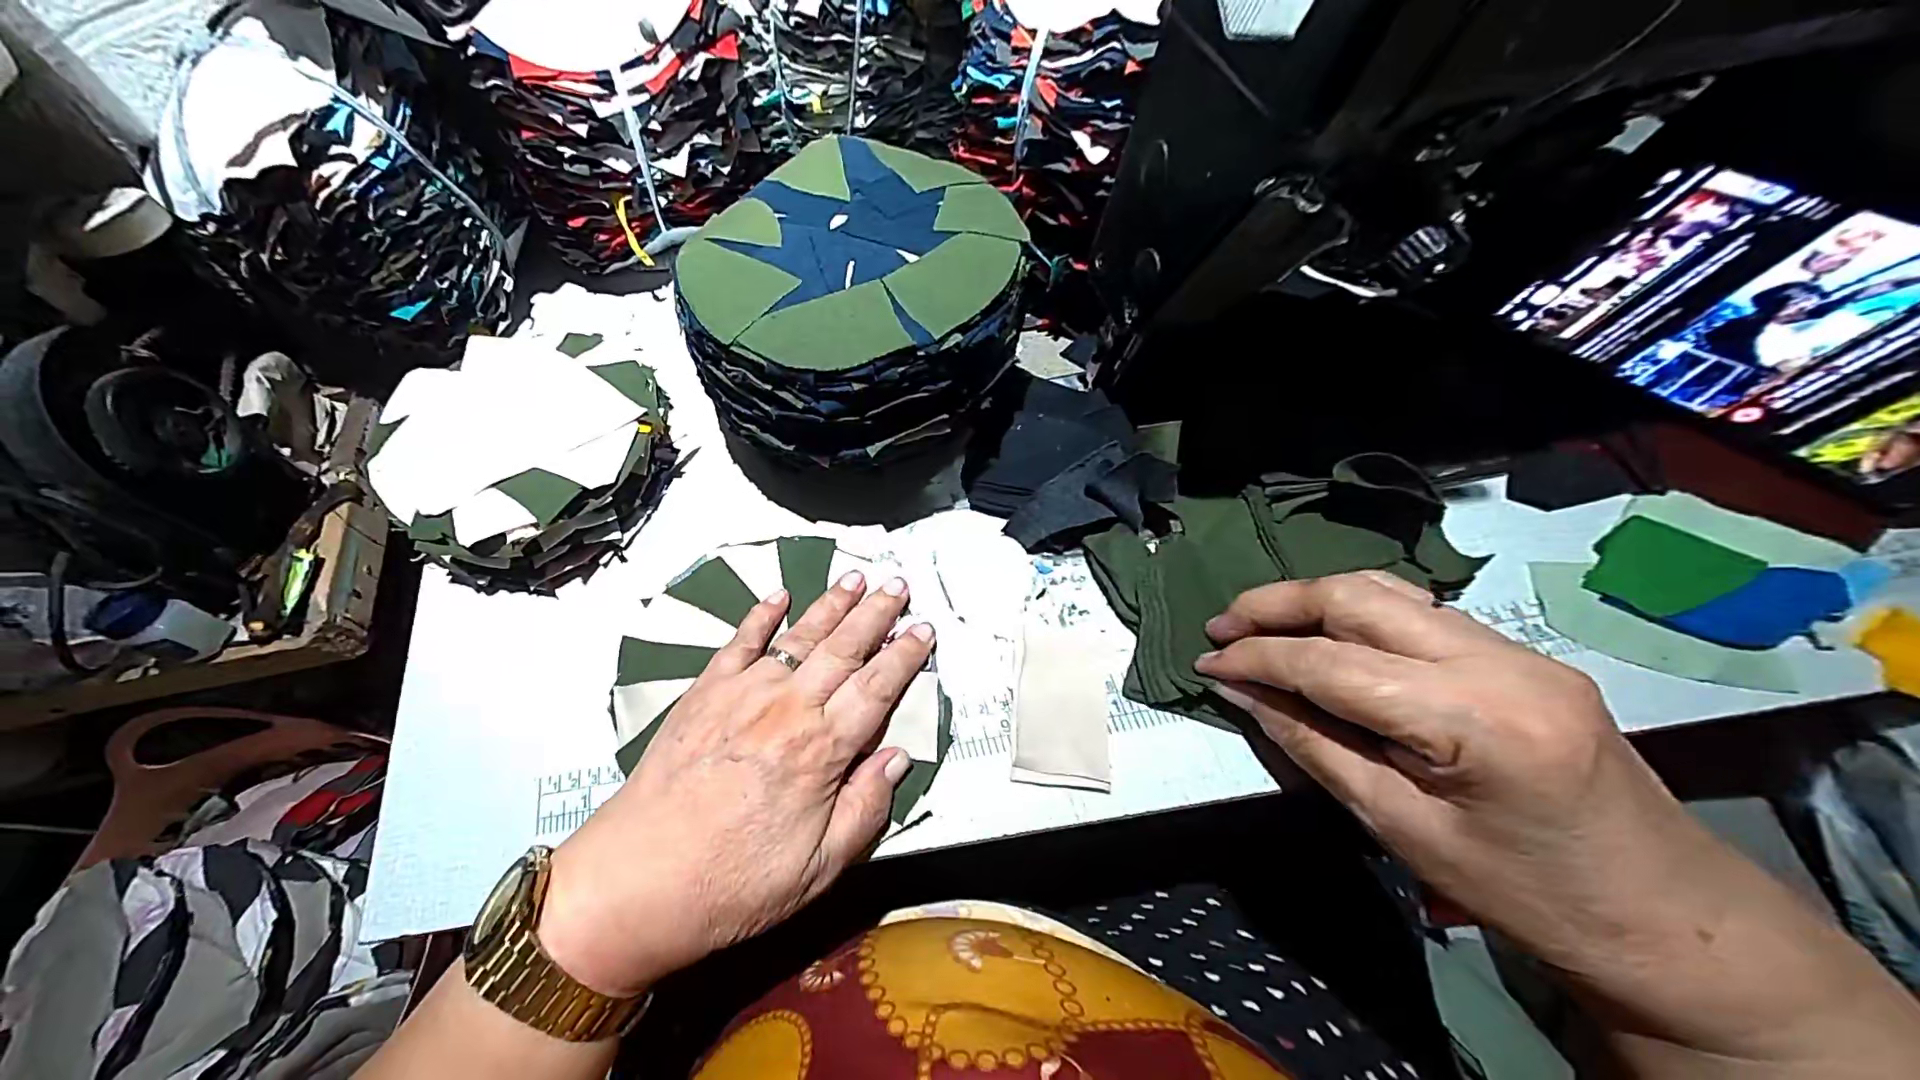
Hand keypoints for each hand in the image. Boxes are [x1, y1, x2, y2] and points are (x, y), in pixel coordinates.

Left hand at [538, 571, 933, 997]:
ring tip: (855, 578)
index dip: (905, 656)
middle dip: (876, 614)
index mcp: (820, 752)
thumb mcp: (818, 868)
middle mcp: (786, 710)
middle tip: (898, 585)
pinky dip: (760, 616)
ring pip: (799, 638)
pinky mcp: (704, 694)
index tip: (923, 629)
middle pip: (844, 649)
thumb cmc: (732, 885)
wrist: (633, 884)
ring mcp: (742, 695)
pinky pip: (738, 643)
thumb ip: (865, 808)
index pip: (877, 689)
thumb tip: (897, 758)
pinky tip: (778, 597)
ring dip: (831, 605)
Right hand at [1195, 571, 1919, 1076]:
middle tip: (1223, 626)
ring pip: (1388, 591)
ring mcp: (1518, 650)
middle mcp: (1500, 662)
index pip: (1333, 663)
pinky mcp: (1521, 655)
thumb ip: (1313, 745)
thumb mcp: (1400, 828)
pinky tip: (1324, 634)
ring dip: (1312, 600)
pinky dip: (1354, 614)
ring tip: (1259, 622)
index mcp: (1475, 720)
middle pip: (1359, 598)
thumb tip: (1244, 692)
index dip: (1258, 657)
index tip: (1207, 662)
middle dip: (1277, 604)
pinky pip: (1417, 612)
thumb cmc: (1526, 895)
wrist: (1670, 918)